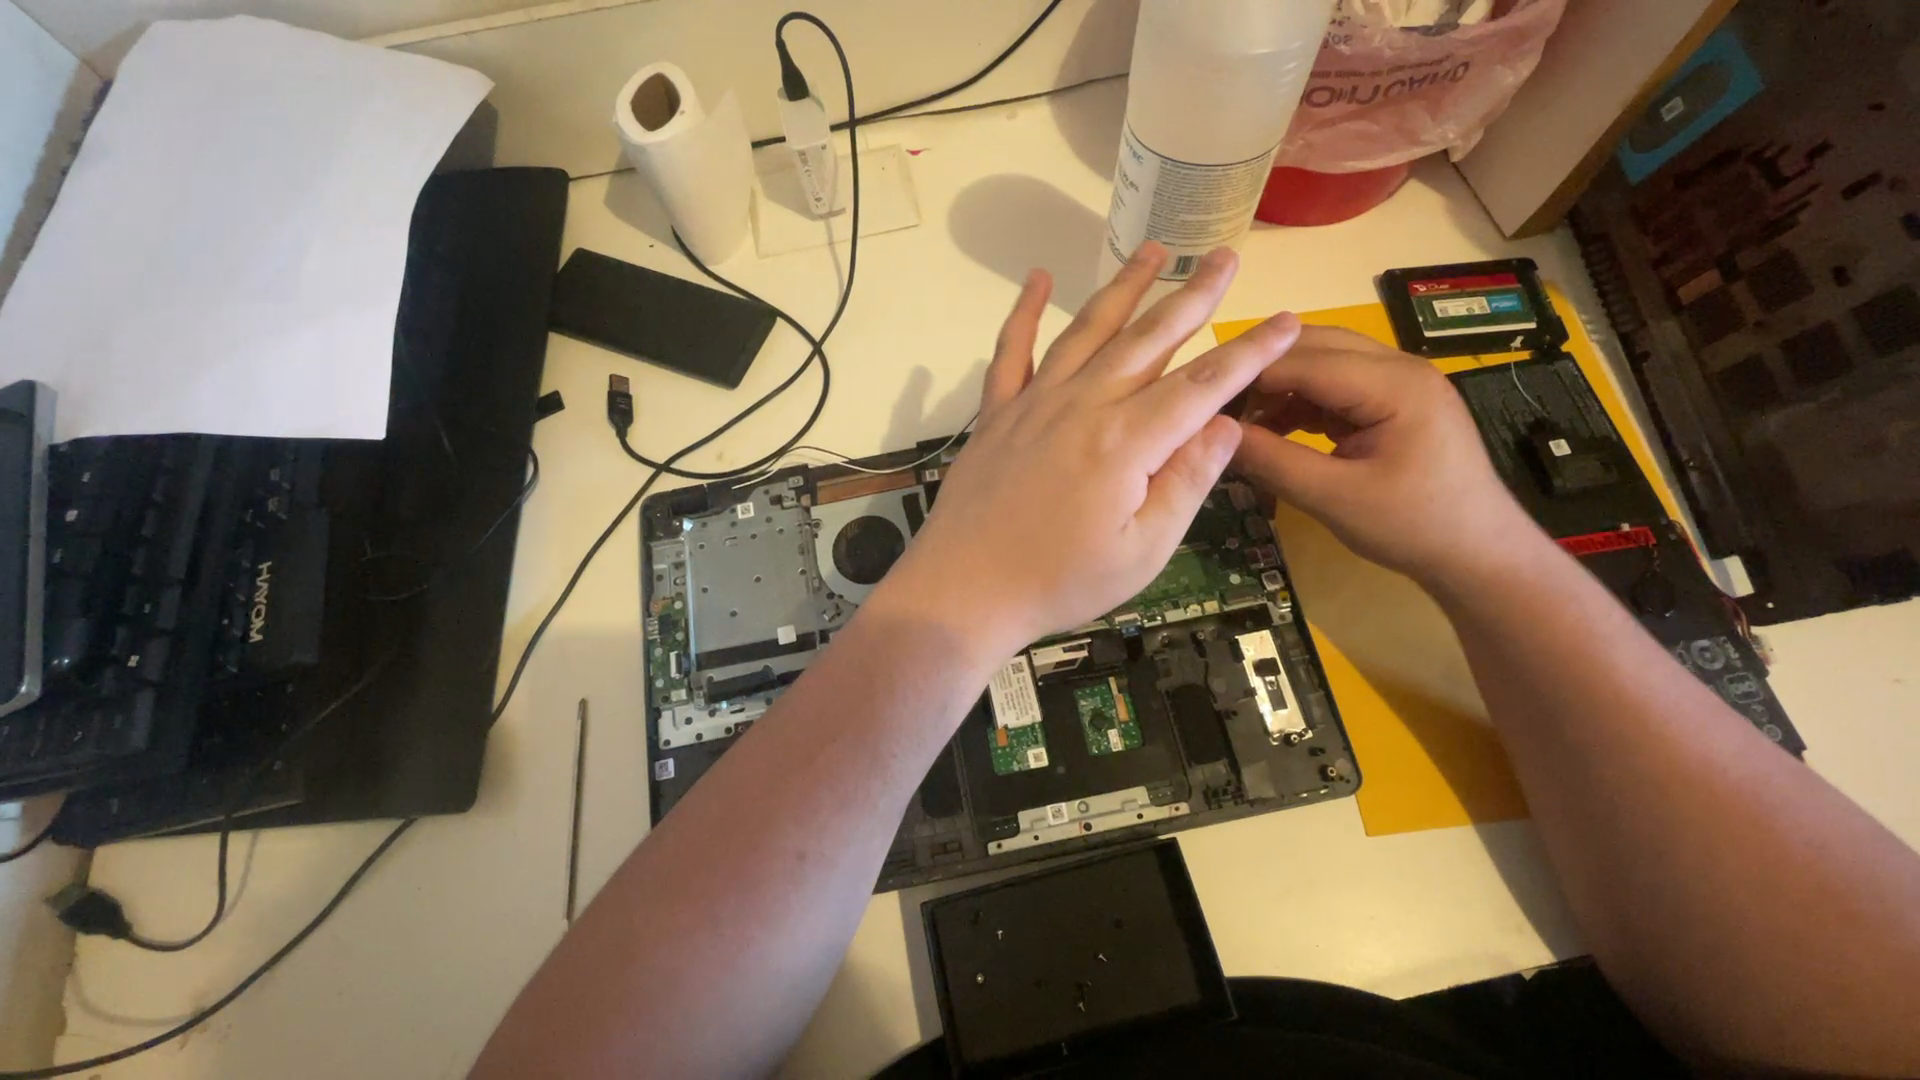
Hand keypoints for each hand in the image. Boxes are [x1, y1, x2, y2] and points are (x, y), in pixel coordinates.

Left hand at [869, 243, 1303, 656]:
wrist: (965, 591)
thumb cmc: (1060, 582)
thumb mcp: (1144, 551)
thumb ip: (1186, 483)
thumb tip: (1225, 424)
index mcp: (1127, 441)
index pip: (1203, 385)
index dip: (1251, 352)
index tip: (1288, 322)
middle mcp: (1083, 405)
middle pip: (1149, 340)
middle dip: (1194, 297)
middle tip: (1226, 256)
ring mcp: (1034, 403)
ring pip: (1088, 331)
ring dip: (1124, 288)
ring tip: (1154, 249)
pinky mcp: (996, 413)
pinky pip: (1011, 351)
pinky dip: (1024, 312)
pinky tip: (1038, 279)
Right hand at [1230, 325, 1533, 590]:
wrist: (1477, 555)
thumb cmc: (1413, 527)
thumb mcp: (1334, 498)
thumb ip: (1273, 462)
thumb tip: (1212, 436)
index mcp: (1394, 384)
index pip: (1304, 361)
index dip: (1249, 377)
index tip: (1200, 401)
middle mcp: (1399, 367)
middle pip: (1313, 346)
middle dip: (1261, 373)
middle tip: (1213, 405)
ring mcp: (1399, 383)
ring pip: (1322, 363)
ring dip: (1278, 386)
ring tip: (1237, 421)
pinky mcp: (1392, 403)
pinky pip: (1334, 387)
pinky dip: (1299, 403)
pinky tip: (1271, 431)